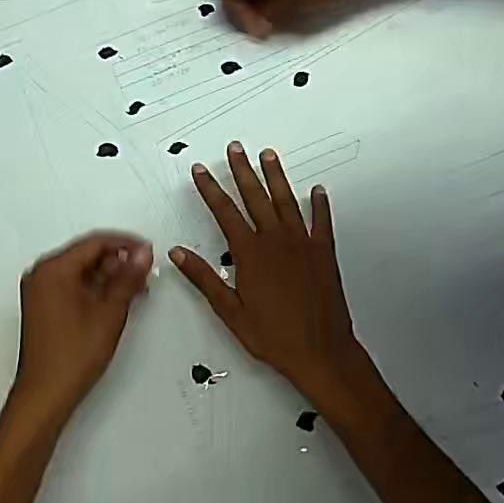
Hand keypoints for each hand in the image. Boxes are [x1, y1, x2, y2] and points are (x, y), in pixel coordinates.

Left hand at [12, 231, 153, 421]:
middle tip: (142, 271)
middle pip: (86, 254)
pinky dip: (92, 288)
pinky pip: (70, 284)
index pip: (95, 242)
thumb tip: (140, 255)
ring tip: (133, 289)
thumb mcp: (110, 312)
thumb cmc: (68, 360)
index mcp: (53, 269)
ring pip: (79, 270)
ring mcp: (38, 290)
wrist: (46, 392)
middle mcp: (41, 275)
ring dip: (107, 276)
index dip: (126, 244)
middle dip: (117, 261)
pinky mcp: (41, 304)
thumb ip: (128, 278)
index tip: (144, 250)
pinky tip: (112, 301)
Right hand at [169, 143, 362, 407]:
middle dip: (242, 171)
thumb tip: (179, 254)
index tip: (202, 171)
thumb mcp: (229, 310)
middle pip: (255, 197)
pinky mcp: (324, 255)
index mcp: (250, 254)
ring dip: (276, 177)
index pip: (224, 211)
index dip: (210, 188)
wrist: (321, 352)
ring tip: (268, 156)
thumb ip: (204, 277)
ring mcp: (303, 245)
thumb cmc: (275, 336)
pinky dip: (319, 205)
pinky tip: (317, 191)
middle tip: (235, 150)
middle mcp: (277, 242)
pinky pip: (321, 222)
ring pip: (286, 202)